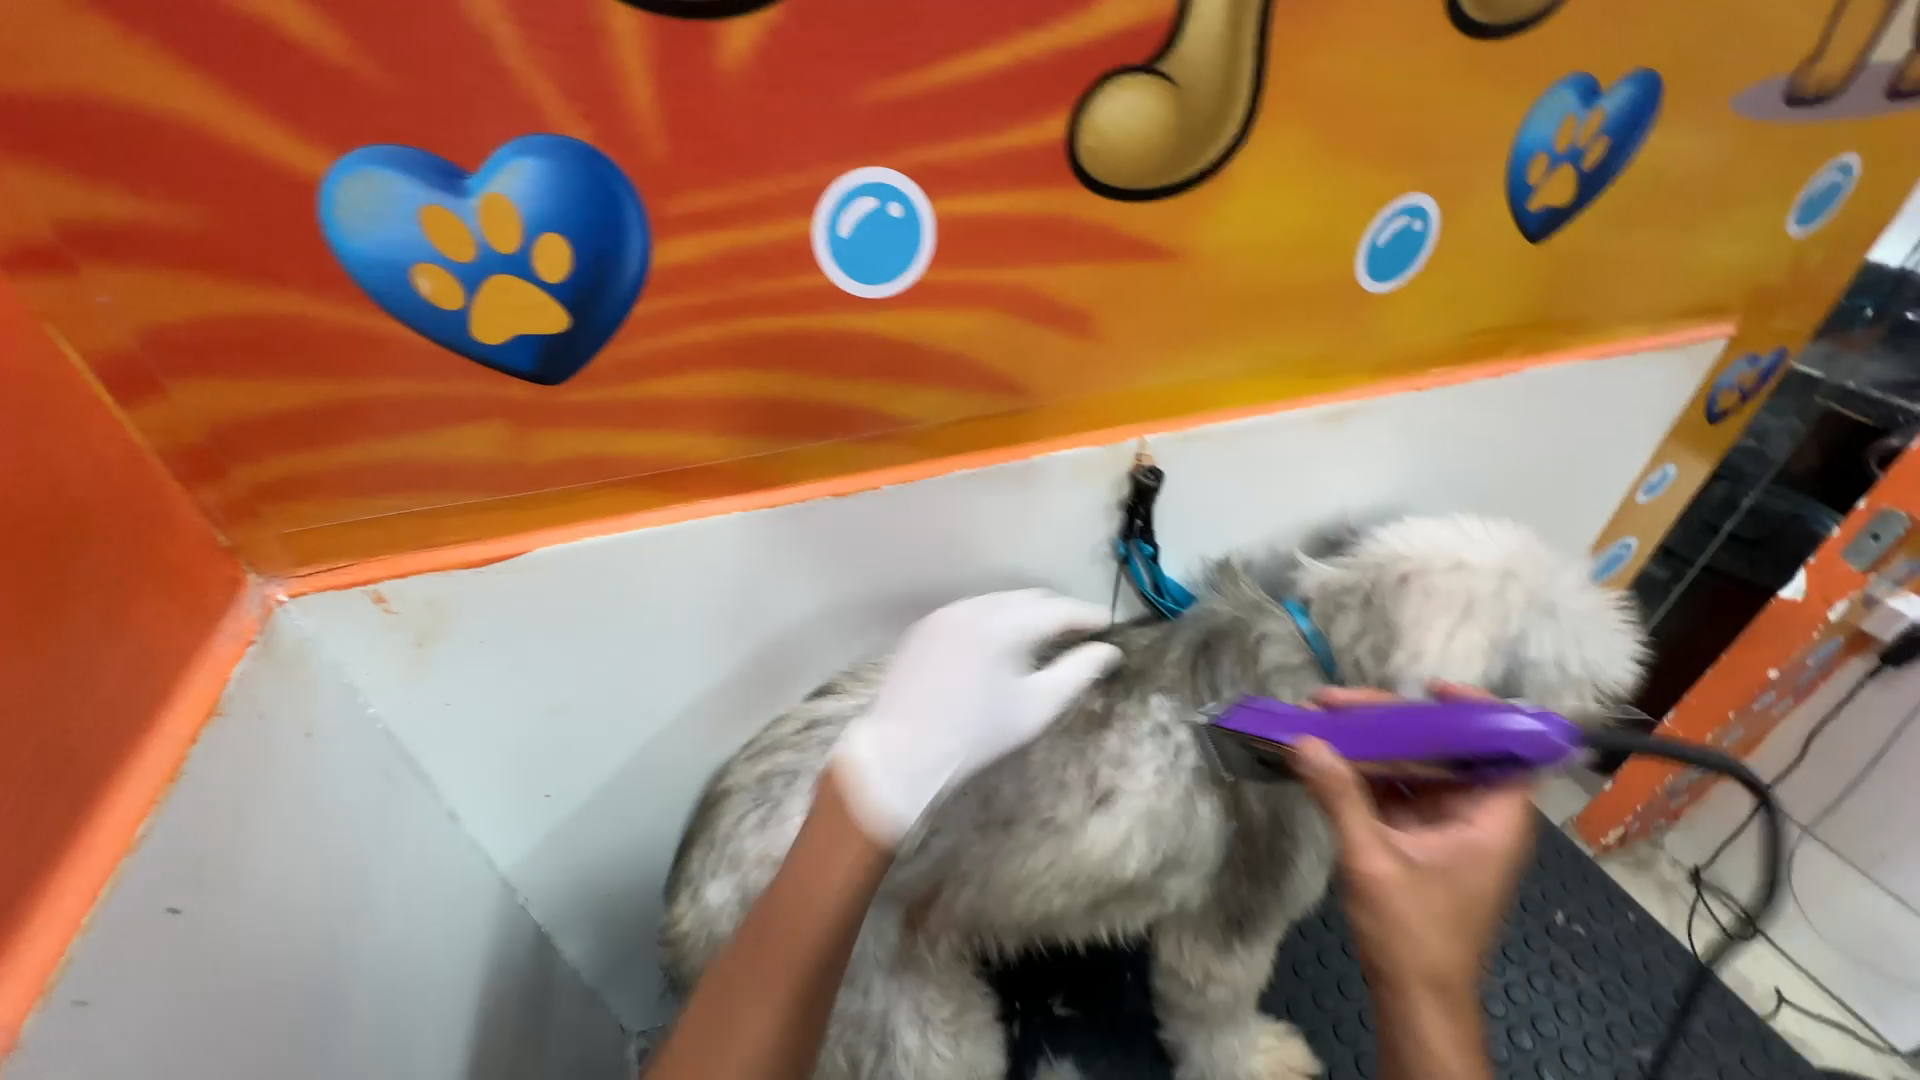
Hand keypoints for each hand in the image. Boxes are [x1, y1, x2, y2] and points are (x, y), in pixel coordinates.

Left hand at [831, 589, 1122, 845]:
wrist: (902, 751)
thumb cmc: (977, 735)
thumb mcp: (1036, 707)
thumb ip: (1077, 673)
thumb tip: (1108, 652)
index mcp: (1003, 624)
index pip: (1057, 609)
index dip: (1087, 615)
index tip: (1109, 624)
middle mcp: (974, 607)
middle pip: (1028, 598)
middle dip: (1057, 611)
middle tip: (1080, 631)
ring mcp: (945, 614)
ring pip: (997, 601)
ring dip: (1025, 613)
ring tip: (1044, 635)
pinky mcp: (925, 627)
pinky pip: (971, 612)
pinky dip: (994, 619)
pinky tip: (1000, 642)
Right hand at [1292, 682, 1536, 1001]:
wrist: (1414, 996)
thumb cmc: (1411, 933)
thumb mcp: (1372, 860)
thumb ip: (1339, 796)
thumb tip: (1302, 741)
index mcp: (1491, 819)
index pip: (1505, 749)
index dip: (1477, 712)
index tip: (1429, 688)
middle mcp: (1474, 815)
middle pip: (1443, 748)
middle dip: (1390, 721)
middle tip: (1333, 702)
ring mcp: (1445, 826)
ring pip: (1414, 766)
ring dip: (1370, 742)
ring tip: (1320, 718)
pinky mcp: (1418, 837)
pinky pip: (1394, 789)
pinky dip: (1363, 770)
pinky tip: (1326, 754)